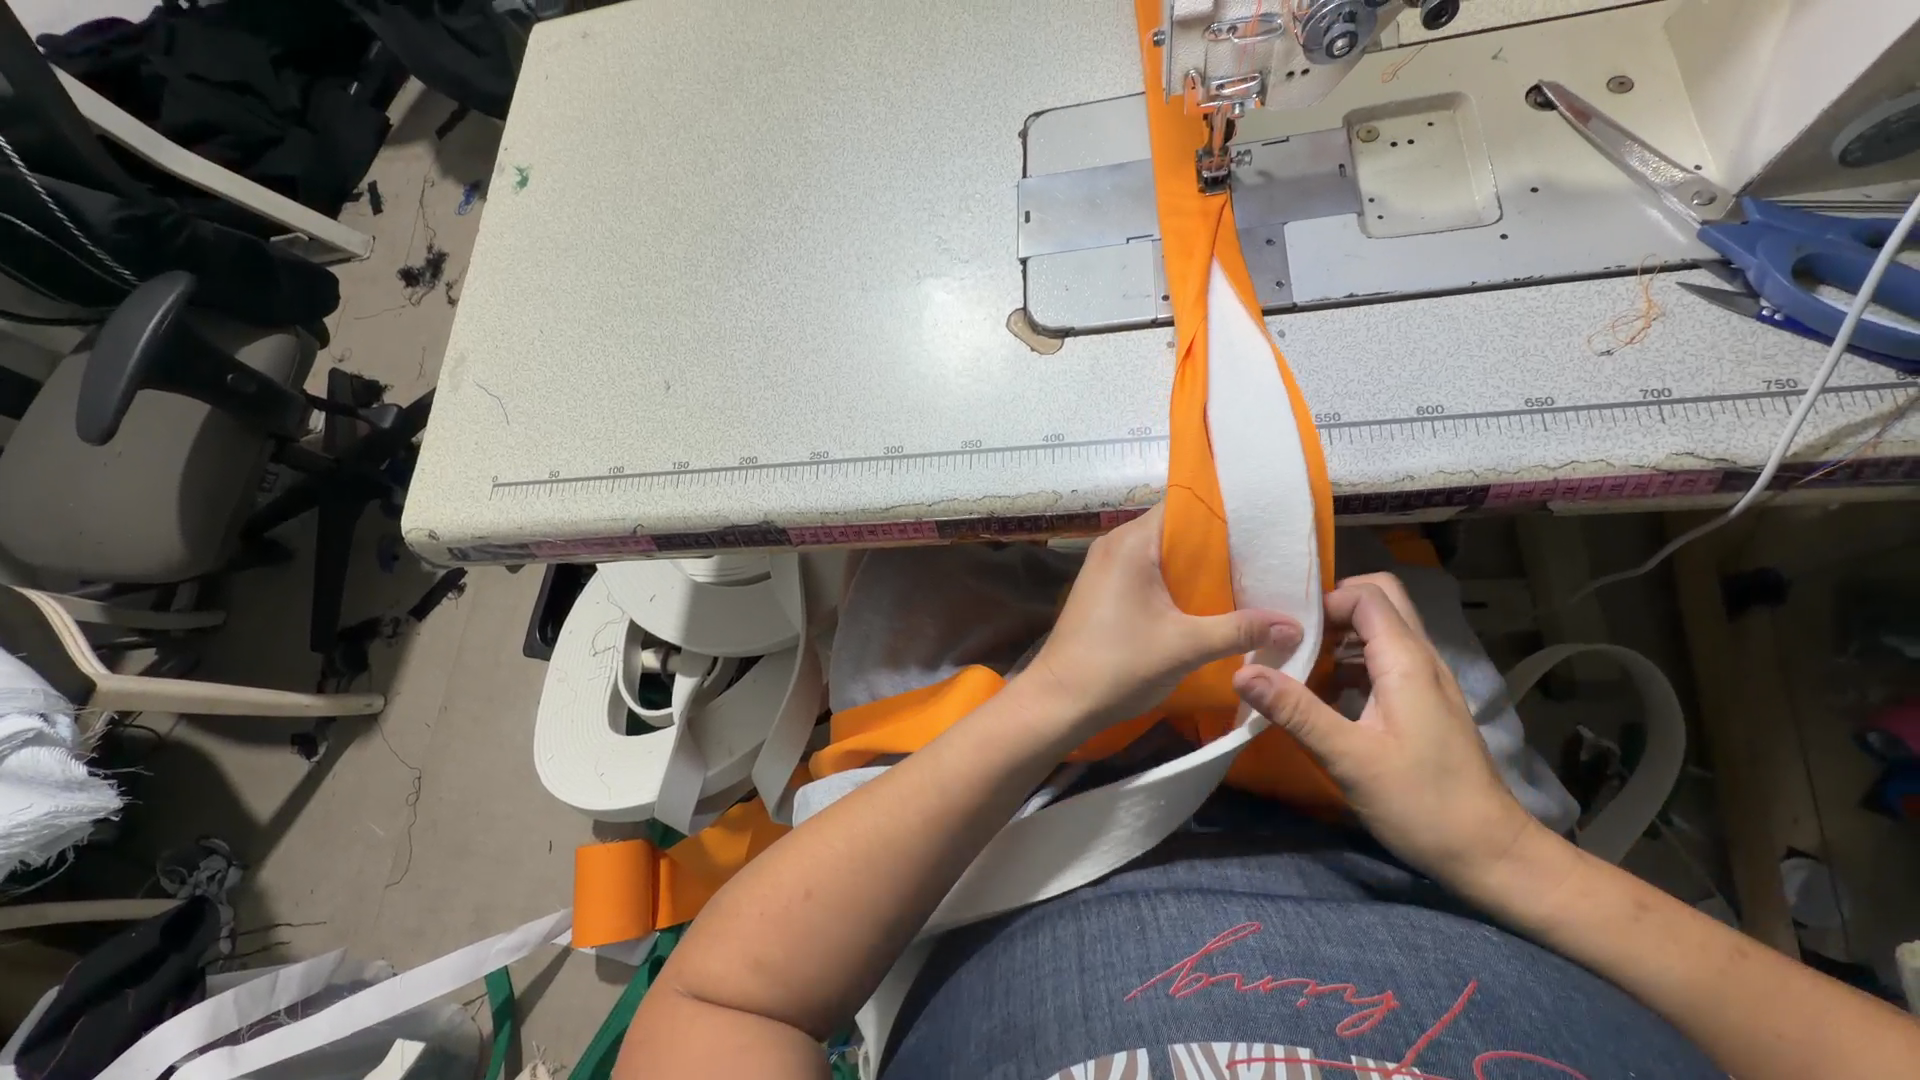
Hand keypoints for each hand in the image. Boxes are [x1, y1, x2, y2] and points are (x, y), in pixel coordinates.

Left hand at [1022, 504, 1301, 735]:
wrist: (1059, 701)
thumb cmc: (1119, 665)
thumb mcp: (1186, 647)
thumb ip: (1241, 630)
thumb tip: (1296, 626)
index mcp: (1133, 542)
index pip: (1185, 506)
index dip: (1226, 514)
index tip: (1266, 527)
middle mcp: (1116, 544)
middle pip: (1177, 530)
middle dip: (1219, 545)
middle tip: (1265, 559)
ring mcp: (1106, 567)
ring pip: (1163, 555)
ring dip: (1198, 568)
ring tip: (1245, 581)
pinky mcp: (1104, 590)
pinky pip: (1148, 573)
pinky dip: (1176, 584)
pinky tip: (1206, 603)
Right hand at [1231, 573, 1545, 891]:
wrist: (1489, 852)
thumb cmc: (1421, 802)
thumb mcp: (1349, 758)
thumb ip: (1296, 710)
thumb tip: (1242, 673)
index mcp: (1407, 662)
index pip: (1366, 596)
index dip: (1322, 602)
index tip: (1281, 629)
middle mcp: (1422, 660)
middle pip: (1380, 602)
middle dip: (1332, 610)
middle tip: (1290, 639)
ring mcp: (1427, 682)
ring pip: (1382, 632)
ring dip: (1339, 637)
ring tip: (1295, 664)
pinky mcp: (1424, 705)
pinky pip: (1385, 661)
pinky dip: (1352, 664)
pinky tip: (1323, 696)